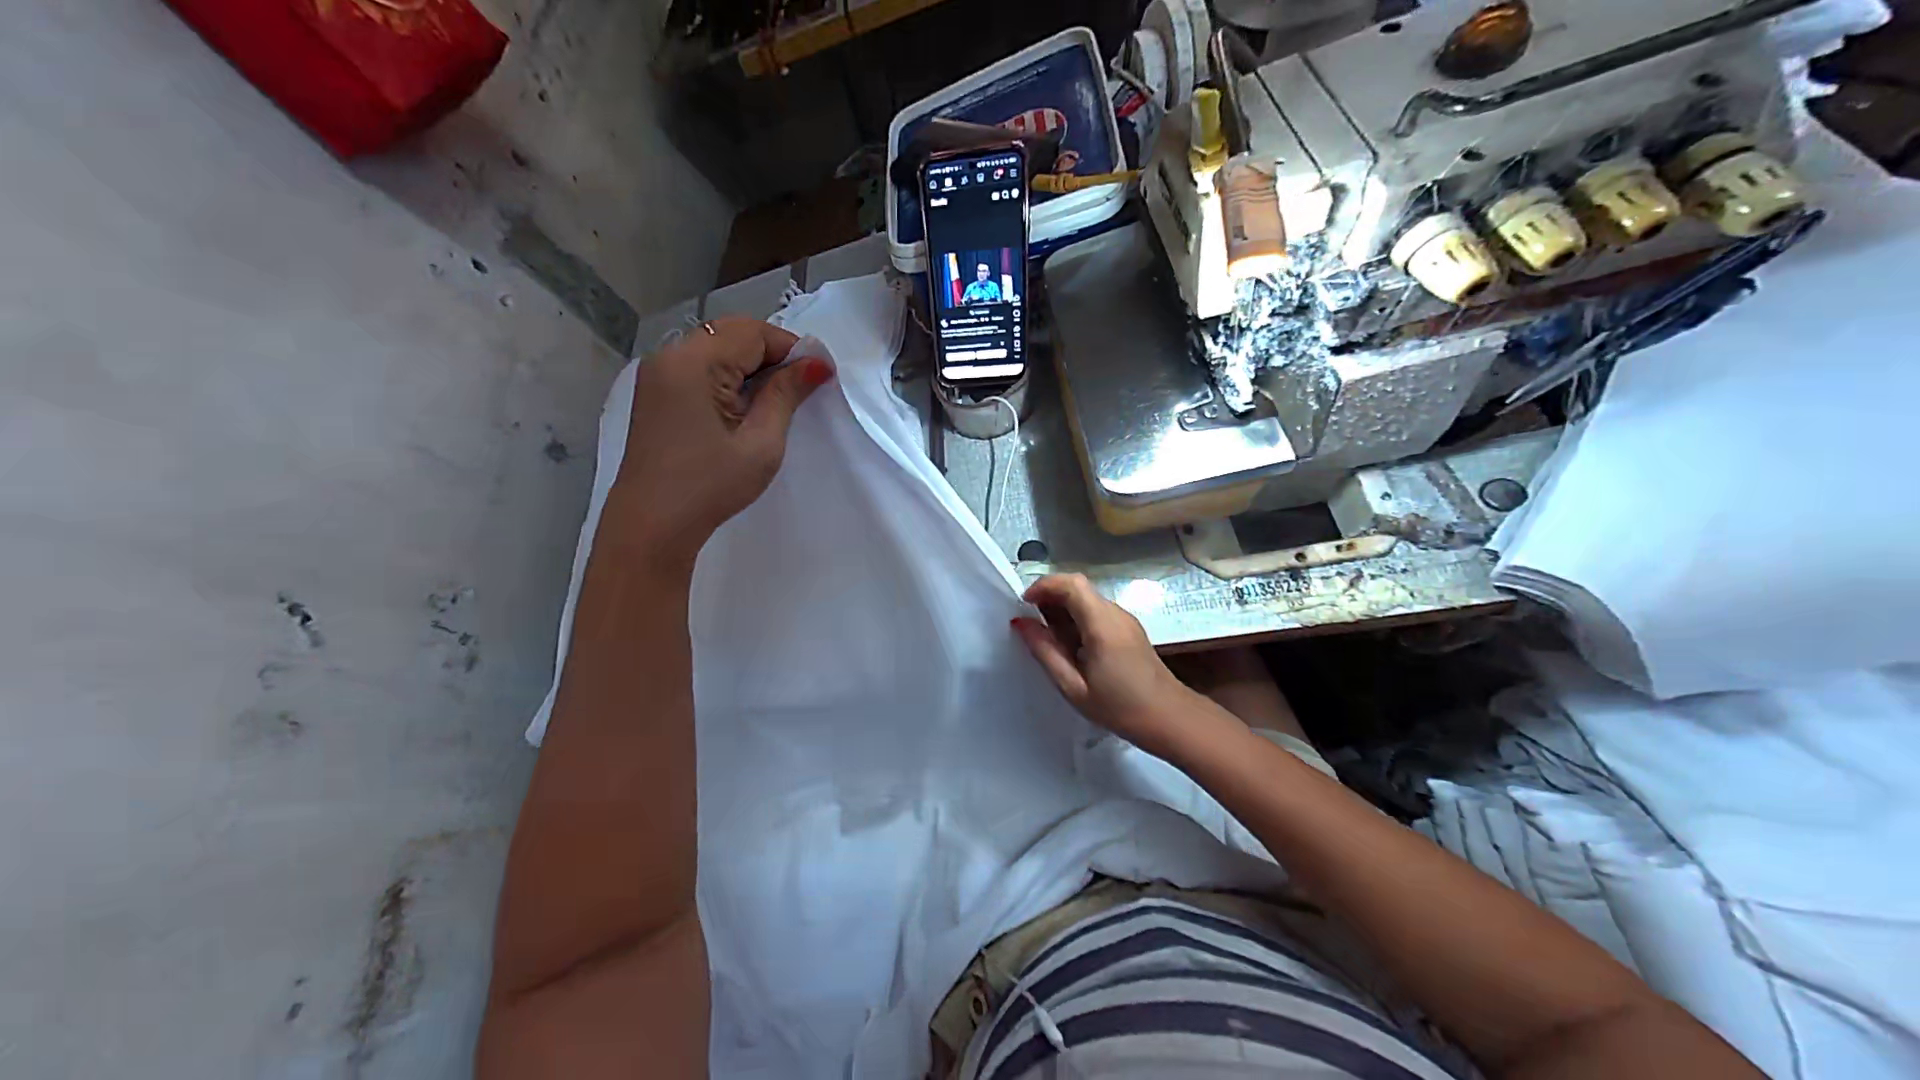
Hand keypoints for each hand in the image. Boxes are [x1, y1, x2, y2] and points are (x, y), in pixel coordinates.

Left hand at [609, 317, 833, 568]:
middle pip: (732, 334)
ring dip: (750, 367)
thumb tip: (817, 363)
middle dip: (772, 355)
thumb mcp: (761, 442)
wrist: (653, 524)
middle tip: (800, 390)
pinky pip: (700, 367)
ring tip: (773, 403)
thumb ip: (786, 394)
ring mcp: (658, 373)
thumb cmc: (710, 486)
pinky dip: (728, 377)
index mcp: (693, 362)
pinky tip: (743, 409)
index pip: (753, 332)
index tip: (819, 377)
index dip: (791, 349)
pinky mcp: (656, 392)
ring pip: (717, 348)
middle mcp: (670, 355)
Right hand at [1012, 574, 1233, 757]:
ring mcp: (1125, 620)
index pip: (1071, 584)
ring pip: (1087, 599)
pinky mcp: (1129, 629)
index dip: (1044, 586)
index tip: (1024, 603)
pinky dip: (1077, 618)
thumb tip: (1021, 623)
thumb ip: (1045, 651)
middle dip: (1050, 596)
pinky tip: (1069, 646)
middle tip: (1030, 622)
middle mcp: (1115, 614)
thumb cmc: (1120, 708)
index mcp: (1102, 624)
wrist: (1170, 719)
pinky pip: (1097, 612)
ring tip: (1046, 638)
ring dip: (1063, 608)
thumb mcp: (1073, 686)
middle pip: (1078, 587)